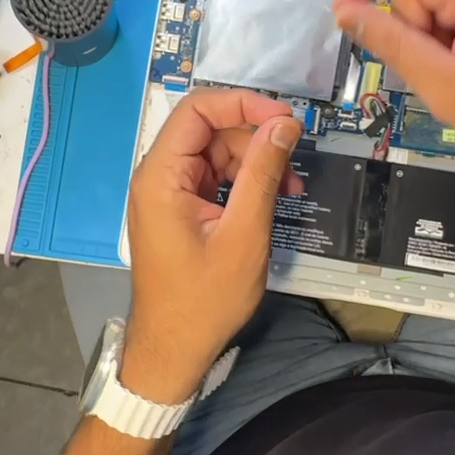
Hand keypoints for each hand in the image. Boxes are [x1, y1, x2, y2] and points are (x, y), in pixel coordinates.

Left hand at [122, 90, 303, 402]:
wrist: (174, 350)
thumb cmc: (204, 299)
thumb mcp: (243, 233)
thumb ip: (262, 174)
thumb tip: (284, 124)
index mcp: (161, 175)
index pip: (197, 110)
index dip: (242, 104)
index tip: (284, 118)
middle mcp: (159, 176)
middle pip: (210, 131)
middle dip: (255, 140)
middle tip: (295, 161)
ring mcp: (169, 193)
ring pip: (217, 154)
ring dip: (256, 164)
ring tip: (291, 191)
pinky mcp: (181, 209)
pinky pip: (215, 179)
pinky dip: (244, 184)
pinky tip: (272, 200)